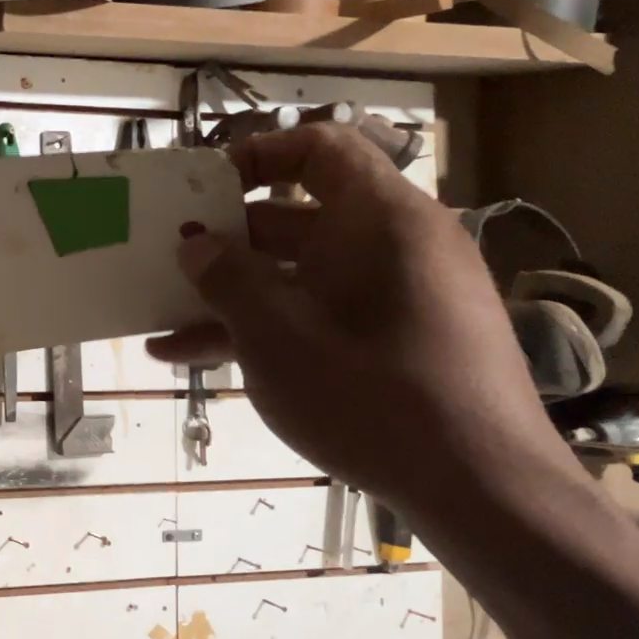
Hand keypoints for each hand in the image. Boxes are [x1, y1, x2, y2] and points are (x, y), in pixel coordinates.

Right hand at [146, 125, 566, 511]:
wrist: (478, 488)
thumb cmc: (370, 394)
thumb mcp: (275, 336)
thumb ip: (226, 280)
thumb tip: (195, 244)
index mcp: (380, 222)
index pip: (321, 149)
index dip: (256, 155)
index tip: (200, 189)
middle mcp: (392, 246)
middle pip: (296, 216)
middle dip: (222, 239)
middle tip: (162, 257)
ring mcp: (393, 295)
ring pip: (296, 273)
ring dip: (227, 292)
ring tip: (159, 318)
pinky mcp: (391, 337)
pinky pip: (315, 312)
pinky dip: (259, 326)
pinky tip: (187, 355)